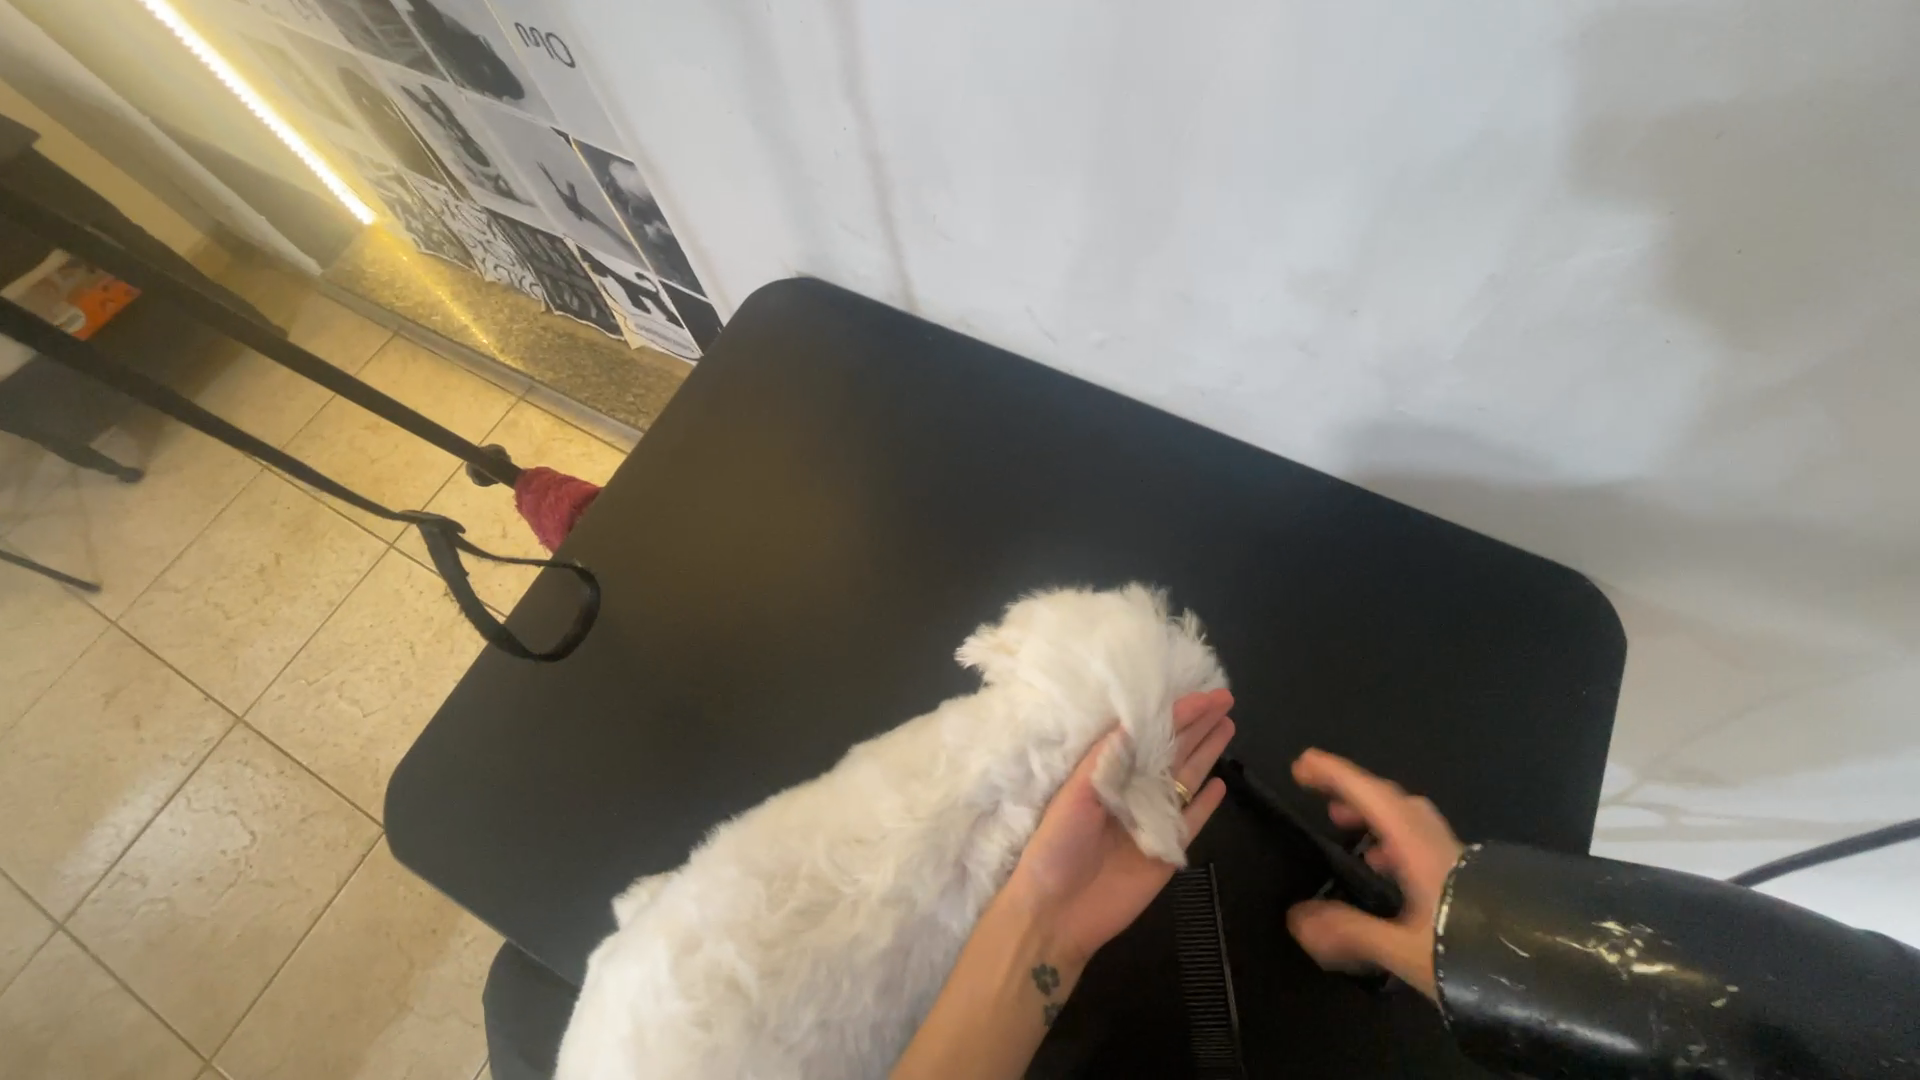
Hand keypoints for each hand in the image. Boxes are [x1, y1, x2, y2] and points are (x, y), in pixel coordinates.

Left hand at [1003, 689, 1235, 966]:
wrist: (1056, 913)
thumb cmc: (1056, 846)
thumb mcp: (1075, 793)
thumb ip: (1107, 759)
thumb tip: (1138, 721)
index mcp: (1106, 772)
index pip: (1146, 733)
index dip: (1175, 713)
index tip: (1203, 694)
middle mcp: (1131, 790)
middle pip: (1171, 751)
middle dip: (1196, 724)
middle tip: (1224, 700)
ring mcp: (1151, 820)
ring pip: (1186, 779)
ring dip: (1206, 752)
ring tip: (1227, 726)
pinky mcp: (1165, 852)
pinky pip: (1191, 822)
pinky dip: (1207, 804)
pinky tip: (1222, 784)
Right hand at [1284, 748, 1463, 999]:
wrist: (1552, 983)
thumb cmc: (1471, 956)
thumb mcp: (1406, 951)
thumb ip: (1350, 932)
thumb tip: (1296, 919)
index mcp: (1420, 849)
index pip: (1372, 795)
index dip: (1335, 774)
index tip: (1304, 762)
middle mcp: (1440, 846)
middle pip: (1395, 801)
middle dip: (1355, 793)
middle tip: (1325, 801)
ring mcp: (1460, 861)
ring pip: (1414, 822)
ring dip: (1379, 818)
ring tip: (1353, 836)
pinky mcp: (1473, 880)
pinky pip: (1426, 844)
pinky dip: (1398, 844)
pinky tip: (1392, 875)